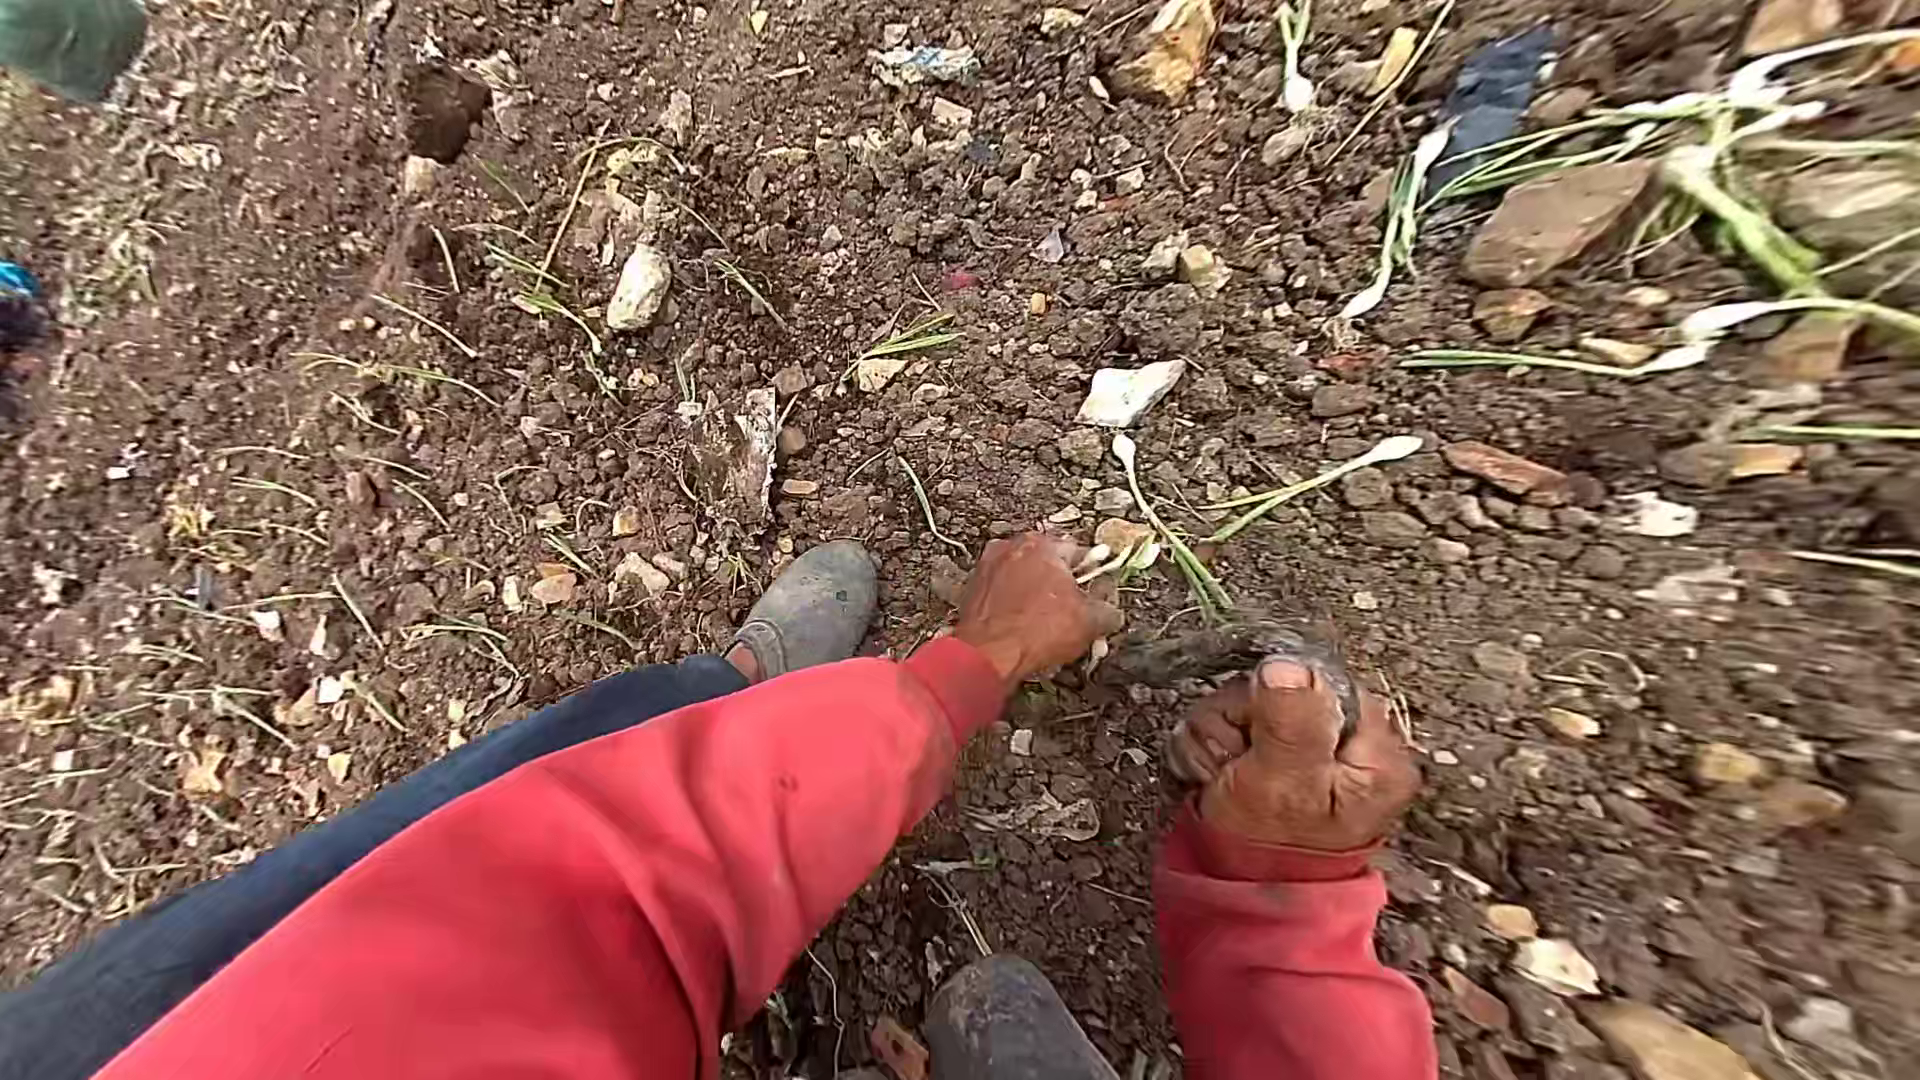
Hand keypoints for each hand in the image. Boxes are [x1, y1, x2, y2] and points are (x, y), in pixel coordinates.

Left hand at [952, 533, 1122, 684]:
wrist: (987, 655)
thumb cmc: (1035, 631)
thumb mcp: (1090, 621)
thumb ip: (1107, 608)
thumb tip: (1110, 610)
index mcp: (1041, 544)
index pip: (1079, 552)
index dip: (1093, 576)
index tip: (1097, 594)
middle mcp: (1010, 548)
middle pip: (1048, 566)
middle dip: (1062, 590)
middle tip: (1074, 615)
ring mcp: (987, 569)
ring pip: (1023, 582)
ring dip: (1037, 600)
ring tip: (1048, 629)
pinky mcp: (971, 592)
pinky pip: (1003, 598)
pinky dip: (1014, 610)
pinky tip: (1024, 632)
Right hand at [1173, 659, 1417, 851]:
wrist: (1232, 884)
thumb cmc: (1270, 843)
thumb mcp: (1287, 781)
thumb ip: (1293, 722)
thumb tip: (1287, 665)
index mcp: (1370, 750)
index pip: (1323, 681)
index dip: (1284, 695)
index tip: (1266, 728)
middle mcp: (1334, 740)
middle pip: (1272, 687)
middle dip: (1239, 720)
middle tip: (1241, 760)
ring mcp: (1291, 744)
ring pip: (1236, 701)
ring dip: (1216, 735)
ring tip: (1224, 774)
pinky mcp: (1255, 748)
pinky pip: (1216, 720)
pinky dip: (1206, 746)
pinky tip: (1215, 774)